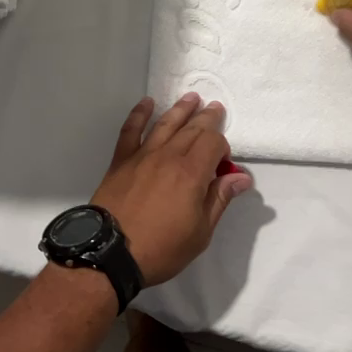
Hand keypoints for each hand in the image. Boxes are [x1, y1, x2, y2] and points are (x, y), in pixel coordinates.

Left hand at [89, 94, 254, 285]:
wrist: (109, 253)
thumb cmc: (161, 248)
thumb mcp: (200, 232)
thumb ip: (219, 199)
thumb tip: (241, 178)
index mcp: (192, 173)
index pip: (214, 142)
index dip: (223, 147)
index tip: (223, 164)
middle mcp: (169, 156)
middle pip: (192, 128)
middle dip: (207, 118)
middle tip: (215, 108)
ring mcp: (143, 155)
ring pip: (166, 124)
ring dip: (181, 109)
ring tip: (191, 98)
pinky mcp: (122, 161)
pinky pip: (131, 130)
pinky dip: (139, 114)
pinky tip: (147, 103)